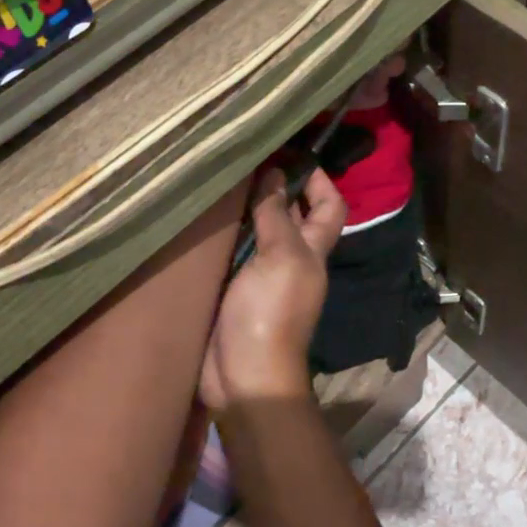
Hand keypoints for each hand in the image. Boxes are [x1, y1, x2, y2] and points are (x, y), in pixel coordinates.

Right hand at [199, 168, 345, 409]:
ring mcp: (260, 277)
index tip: (294, 150)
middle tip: (242, 154)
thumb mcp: (282, 258)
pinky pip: (229, 254)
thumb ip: (277, 216)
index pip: (329, 207)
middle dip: (275, 185)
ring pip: (256, 232)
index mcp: (312, 251)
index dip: (320, 180)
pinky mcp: (231, 292)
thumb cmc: (271, 314)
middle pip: (290, 215)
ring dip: (242, 208)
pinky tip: (197, 217)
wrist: (244, 375)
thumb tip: (276, 174)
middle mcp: (291, 260)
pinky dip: (219, 235)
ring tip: (216, 176)